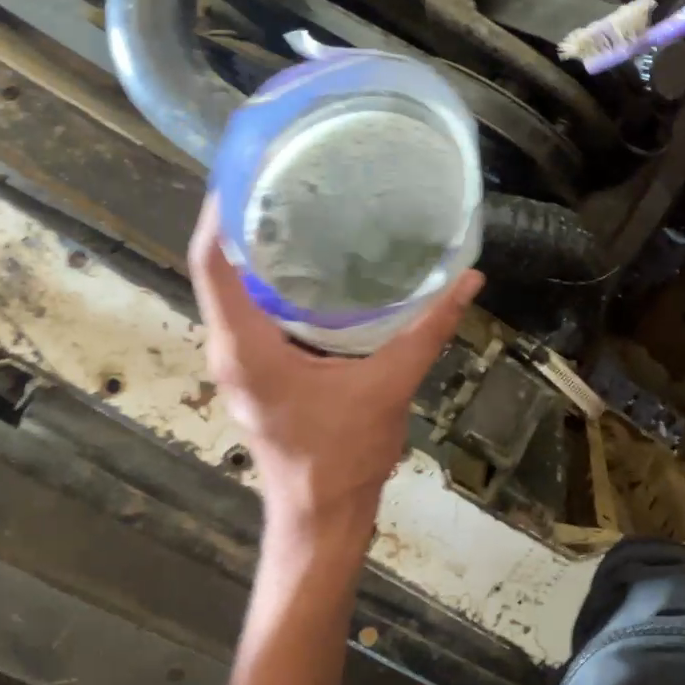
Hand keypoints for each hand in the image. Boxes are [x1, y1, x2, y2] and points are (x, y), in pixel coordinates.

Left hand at [188, 199, 483, 518]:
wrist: (323, 515)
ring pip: (232, 287)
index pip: (213, 264)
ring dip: (254, 245)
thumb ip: (429, 329)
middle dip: (241, 216)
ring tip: (296, 201)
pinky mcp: (256, 368)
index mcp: (247, 347)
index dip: (221, 213)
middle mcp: (230, 347)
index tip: (247, 168)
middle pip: (217, 267)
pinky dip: (270, 274)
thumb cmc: (345, 454)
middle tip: (283, 171)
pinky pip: (250, 306)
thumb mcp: (392, 385)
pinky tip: (311, 258)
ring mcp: (239, 360)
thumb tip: (470, 278)